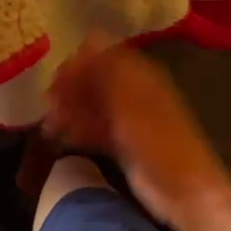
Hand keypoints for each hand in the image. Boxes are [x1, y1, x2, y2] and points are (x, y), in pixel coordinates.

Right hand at [44, 37, 230, 221]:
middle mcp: (131, 91)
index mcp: (138, 74)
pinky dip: (77, 131)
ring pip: (90, 104)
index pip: (101, 52)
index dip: (77, 61)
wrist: (183, 191)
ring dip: (69, 112)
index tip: (54, 78)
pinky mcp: (122, 142)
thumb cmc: (157, 141)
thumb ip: (107, 69)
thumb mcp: (129, 100)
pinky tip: (61, 140)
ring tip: (48, 127)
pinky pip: (94, 128)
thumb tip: (88, 38)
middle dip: (68, 89)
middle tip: (47, 105)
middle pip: (92, 79)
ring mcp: (127, 118)